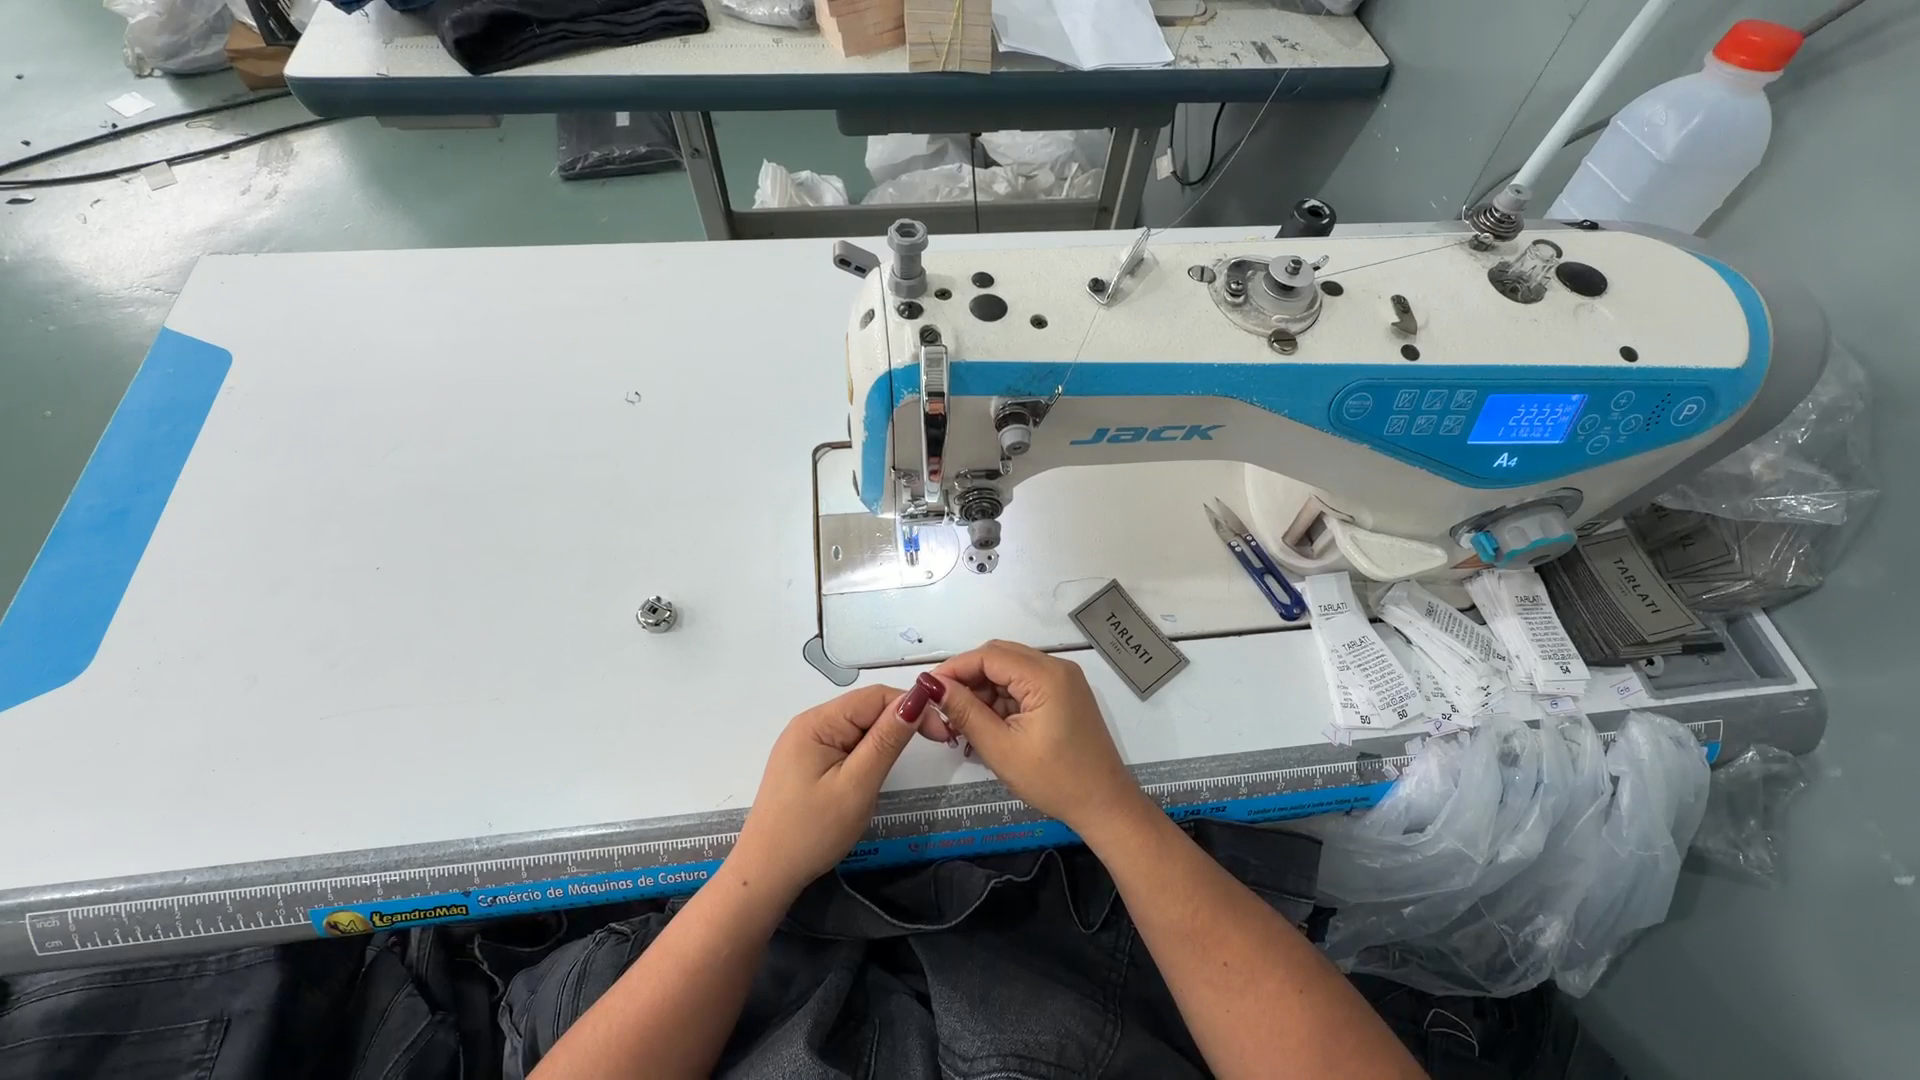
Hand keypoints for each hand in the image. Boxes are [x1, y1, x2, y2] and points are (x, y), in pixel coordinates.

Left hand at [730, 684, 920, 895]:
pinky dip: (867, 753)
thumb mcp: (857, 786)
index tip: (942, 734)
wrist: (766, 875)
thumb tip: (917, 698)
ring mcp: (805, 743)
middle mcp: (809, 724)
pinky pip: (845, 744)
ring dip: (885, 739)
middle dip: (901, 723)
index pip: (875, 696)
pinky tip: (874, 772)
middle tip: (936, 748)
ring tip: (901, 765)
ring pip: (858, 727)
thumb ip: (887, 741)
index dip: (912, 707)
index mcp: (818, 722)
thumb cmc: (812, 832)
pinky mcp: (806, 762)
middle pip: (866, 708)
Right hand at [931, 640, 1147, 835]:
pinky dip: (1001, 701)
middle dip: (968, 680)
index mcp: (1045, 676)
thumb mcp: (1001, 748)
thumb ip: (965, 711)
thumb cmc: (1054, 780)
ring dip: (983, 692)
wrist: (1104, 805)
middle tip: (943, 708)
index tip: (927, 690)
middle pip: (999, 658)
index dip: (954, 669)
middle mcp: (1057, 668)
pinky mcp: (1064, 696)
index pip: (989, 655)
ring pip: (1010, 672)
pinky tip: (986, 727)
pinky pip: (1024, 686)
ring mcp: (1063, 682)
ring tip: (962, 725)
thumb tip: (933, 686)